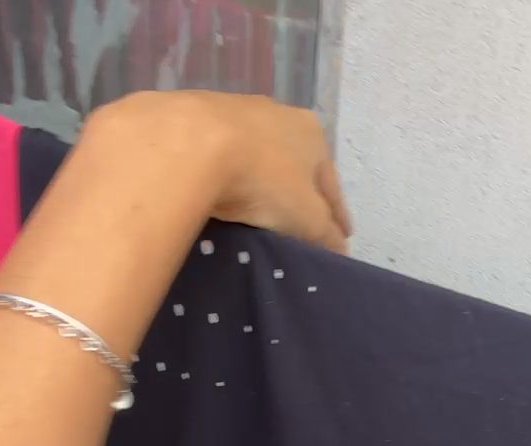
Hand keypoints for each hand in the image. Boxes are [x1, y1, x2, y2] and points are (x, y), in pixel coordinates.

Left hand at [85, 90, 351, 253]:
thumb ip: (327, 236)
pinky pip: (226, 157)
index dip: (338, 218)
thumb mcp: (307, 219)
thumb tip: (339, 249)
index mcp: (313, 134)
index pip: (332, 186)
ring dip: (265, 184)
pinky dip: (232, 177)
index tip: (339, 240)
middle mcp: (280, 114)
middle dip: (302, 198)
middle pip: (298, 168)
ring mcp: (238, 111)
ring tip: (263, 215)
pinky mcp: (199, 118)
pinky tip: (228, 196)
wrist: (191, 144)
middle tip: (303, 229)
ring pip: (261, 159)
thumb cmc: (263, 181)